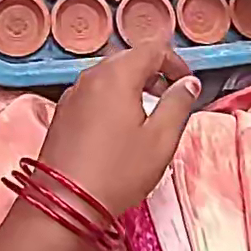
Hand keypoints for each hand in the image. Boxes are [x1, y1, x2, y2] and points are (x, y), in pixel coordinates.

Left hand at [36, 43, 200, 214]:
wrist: (65, 201)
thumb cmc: (118, 170)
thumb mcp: (160, 140)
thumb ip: (178, 104)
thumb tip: (188, 83)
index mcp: (116, 76)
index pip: (151, 49)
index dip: (175, 61)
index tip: (187, 83)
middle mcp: (90, 76)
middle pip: (127, 59)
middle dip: (153, 71)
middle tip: (171, 96)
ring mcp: (72, 93)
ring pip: (108, 75)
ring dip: (132, 84)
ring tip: (148, 112)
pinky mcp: (62, 111)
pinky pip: (93, 92)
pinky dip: (112, 96)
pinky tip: (120, 125)